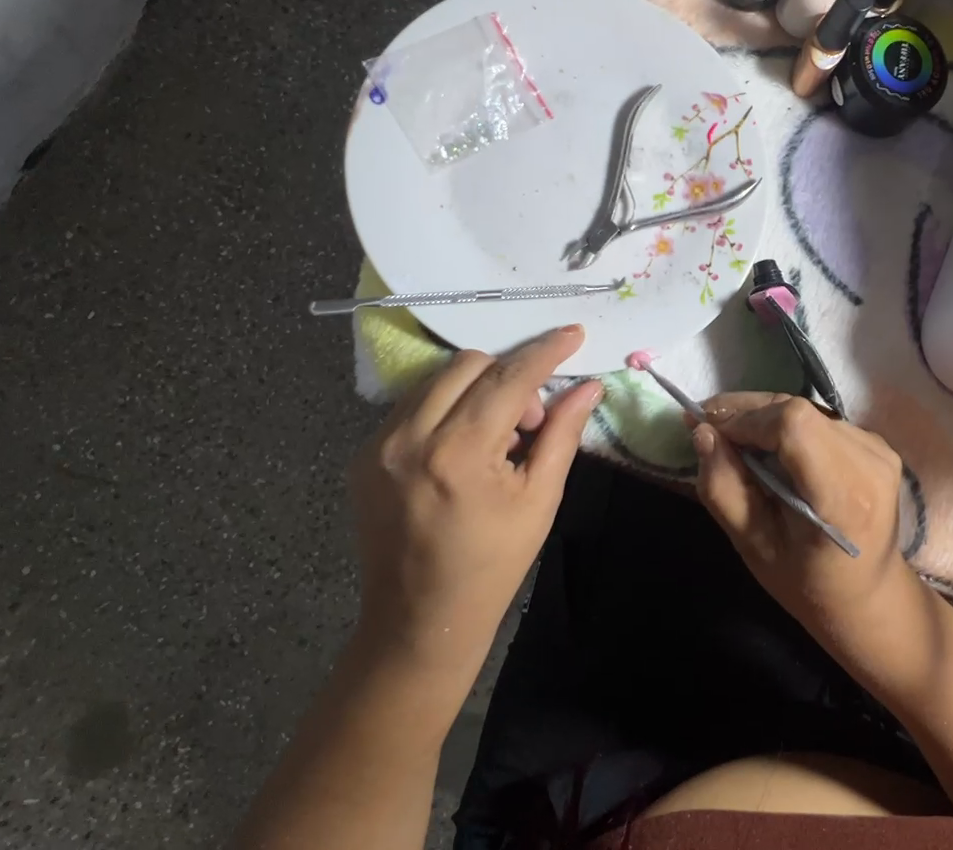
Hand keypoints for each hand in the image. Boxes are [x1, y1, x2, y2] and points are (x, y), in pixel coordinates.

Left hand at [346, 326, 602, 669]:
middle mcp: (410, 437)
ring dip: (477, 389)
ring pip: (438, 379)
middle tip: (530, 421)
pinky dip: (447, 408)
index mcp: (459, 453)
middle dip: (510, 377)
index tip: (573, 334)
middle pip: (469, 364)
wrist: (419, 617)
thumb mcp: (540, 499)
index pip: (509, 378)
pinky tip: (463, 447)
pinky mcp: (363, 455)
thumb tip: (589, 386)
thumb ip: (562, 433)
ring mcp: (378, 445)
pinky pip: (413, 404)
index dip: (545, 352)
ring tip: (497, 437)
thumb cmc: (493, 563)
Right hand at [692, 393, 917, 642]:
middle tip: (708, 427)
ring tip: (733, 438)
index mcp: (843, 496)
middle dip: (747, 412)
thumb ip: (723, 489)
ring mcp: (878, 450)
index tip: (706, 429)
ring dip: (765, 418)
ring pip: (807, 411)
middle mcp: (869, 462)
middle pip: (798, 410)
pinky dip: (787, 427)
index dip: (745, 418)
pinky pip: (820, 421)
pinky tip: (767, 448)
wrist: (866, 595)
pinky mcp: (877, 445)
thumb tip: (703, 433)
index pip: (794, 425)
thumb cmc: (806, 583)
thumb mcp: (753, 547)